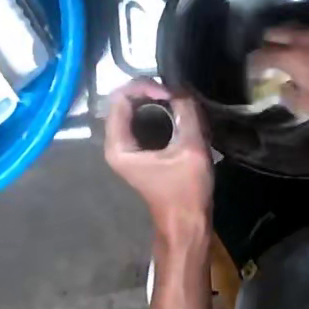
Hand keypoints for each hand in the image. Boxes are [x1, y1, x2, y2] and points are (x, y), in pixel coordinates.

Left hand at [104, 80, 212, 232]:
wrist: (187, 222)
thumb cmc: (186, 190)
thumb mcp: (191, 148)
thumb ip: (187, 114)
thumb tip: (183, 90)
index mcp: (119, 145)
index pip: (120, 98)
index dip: (145, 87)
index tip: (170, 94)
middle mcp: (117, 143)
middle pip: (126, 100)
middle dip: (152, 91)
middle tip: (178, 94)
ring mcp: (128, 146)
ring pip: (136, 108)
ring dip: (158, 100)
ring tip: (182, 102)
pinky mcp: (141, 149)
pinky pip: (145, 119)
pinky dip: (162, 111)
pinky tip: (181, 113)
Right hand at [251, 26, 308, 124]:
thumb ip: (291, 95)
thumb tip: (284, 89)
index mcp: (293, 56)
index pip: (262, 55)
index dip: (253, 65)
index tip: (252, 74)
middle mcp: (304, 39)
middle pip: (275, 33)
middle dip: (267, 45)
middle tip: (267, 61)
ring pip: (293, 29)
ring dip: (285, 39)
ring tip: (285, 56)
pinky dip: (301, 40)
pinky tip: (307, 54)